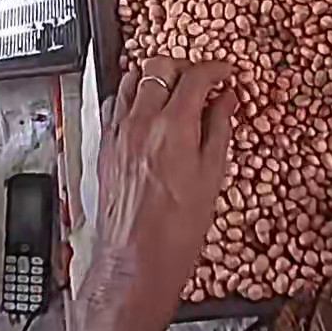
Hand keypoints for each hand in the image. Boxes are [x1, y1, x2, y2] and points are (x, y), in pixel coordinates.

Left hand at [66, 57, 235, 330]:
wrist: (135, 263)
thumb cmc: (177, 228)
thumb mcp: (212, 175)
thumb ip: (219, 128)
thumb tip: (227, 100)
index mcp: (173, 127)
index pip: (195, 76)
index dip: (216, 69)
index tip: (227, 73)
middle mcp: (140, 123)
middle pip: (158, 66)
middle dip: (184, 67)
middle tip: (202, 81)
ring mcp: (117, 133)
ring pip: (131, 79)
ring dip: (156, 78)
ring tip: (175, 93)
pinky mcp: (104, 147)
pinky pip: (114, 104)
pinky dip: (132, 97)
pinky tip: (147, 112)